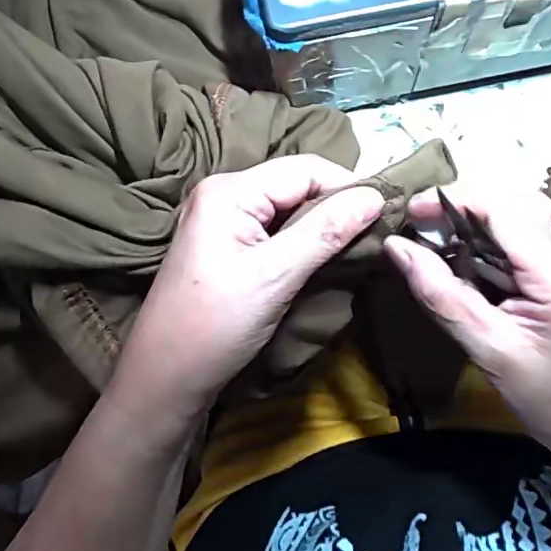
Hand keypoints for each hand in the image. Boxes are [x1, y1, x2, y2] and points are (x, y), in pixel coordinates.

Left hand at [113, 156, 383, 423]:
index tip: (386, 214)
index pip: (305, 169)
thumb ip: (326, 231)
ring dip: (324, 222)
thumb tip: (375, 197)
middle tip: (377, 231)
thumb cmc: (215, 326)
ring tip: (358, 243)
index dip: (348, 186)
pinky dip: (305, 236)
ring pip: (290, 204)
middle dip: (337, 204)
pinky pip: (277, 225)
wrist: (164, 381)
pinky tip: (326, 253)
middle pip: (297, 182)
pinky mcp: (228, 241)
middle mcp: (224, 192)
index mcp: (229, 191)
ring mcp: (224, 217)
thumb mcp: (276, 276)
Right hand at [383, 185, 550, 481]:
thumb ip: (442, 295)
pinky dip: (514, 234)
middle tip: (432, 232)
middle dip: (472, 208)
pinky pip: (547, 226)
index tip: (415, 212)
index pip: (506, 209)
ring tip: (461, 251)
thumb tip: (396, 248)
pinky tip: (496, 263)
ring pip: (534, 209)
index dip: (456, 200)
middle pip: (521, 201)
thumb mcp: (490, 352)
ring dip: (492, 221)